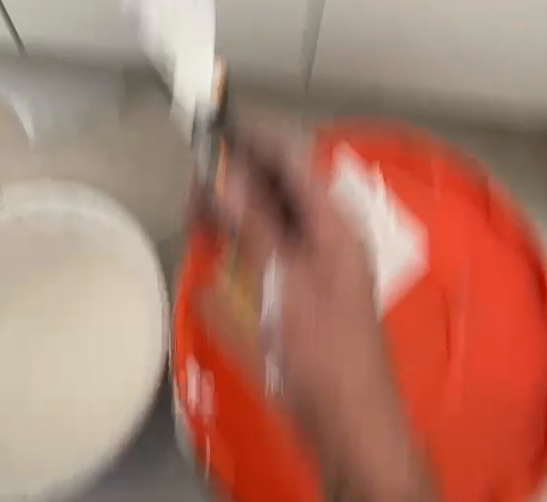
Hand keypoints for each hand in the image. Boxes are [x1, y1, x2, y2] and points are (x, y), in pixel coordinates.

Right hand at [211, 127, 435, 500]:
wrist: (350, 421)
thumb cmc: (319, 350)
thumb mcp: (281, 283)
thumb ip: (253, 223)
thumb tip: (224, 172)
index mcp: (331, 220)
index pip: (292, 157)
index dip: (253, 136)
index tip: (213, 125)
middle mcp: (327, 230)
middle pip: (279, 183)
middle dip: (238, 173)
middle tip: (196, 181)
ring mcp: (317, 257)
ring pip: (272, 212)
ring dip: (237, 204)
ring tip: (200, 212)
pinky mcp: (304, 283)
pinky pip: (272, 242)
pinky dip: (245, 235)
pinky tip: (219, 242)